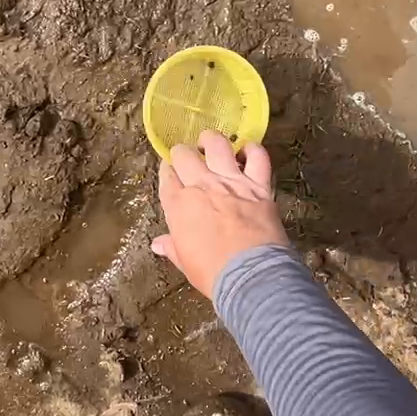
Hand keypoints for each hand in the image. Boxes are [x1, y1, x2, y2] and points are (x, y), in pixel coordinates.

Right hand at [152, 130, 289, 299]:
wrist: (251, 275)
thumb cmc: (213, 273)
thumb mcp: (186, 263)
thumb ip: (173, 247)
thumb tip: (158, 244)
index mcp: (179, 205)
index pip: (167, 177)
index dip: (167, 172)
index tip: (170, 172)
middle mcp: (202, 186)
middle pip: (185, 155)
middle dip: (183, 153)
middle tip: (188, 159)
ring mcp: (230, 182)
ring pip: (216, 145)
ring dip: (211, 140)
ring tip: (210, 143)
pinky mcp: (258, 184)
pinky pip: (257, 157)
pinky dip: (252, 150)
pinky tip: (248, 151)